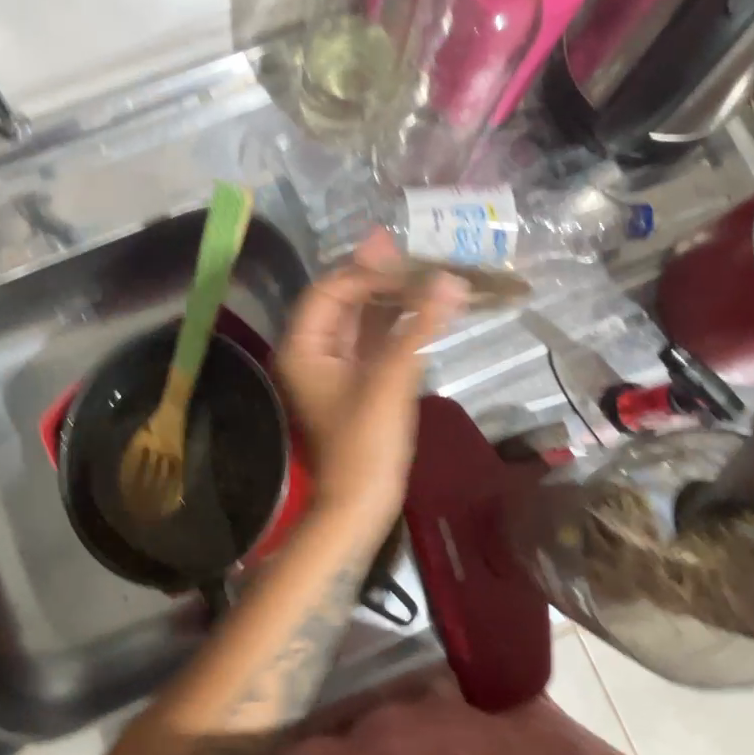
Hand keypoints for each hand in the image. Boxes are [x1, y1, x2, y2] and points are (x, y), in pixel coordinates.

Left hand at [276, 234, 464, 533]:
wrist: (360, 505)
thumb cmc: (366, 444)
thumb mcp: (392, 380)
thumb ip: (420, 326)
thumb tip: (450, 280)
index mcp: (303, 347)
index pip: (330, 290)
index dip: (367, 271)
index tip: (408, 262)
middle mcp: (312, 351)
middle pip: (343, 299)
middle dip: (378, 275)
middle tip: (411, 249)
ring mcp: (335, 367)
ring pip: (361, 319)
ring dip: (391, 296)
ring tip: (424, 268)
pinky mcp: (357, 382)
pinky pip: (374, 341)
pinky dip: (397, 322)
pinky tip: (423, 305)